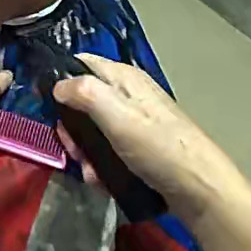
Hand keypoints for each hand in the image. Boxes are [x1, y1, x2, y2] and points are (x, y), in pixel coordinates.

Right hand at [53, 54, 250, 228]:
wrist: (200, 188)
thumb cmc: (156, 146)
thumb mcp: (115, 115)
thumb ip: (84, 93)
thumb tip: (57, 85)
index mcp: (122, 76)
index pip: (80, 63)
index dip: (60, 81)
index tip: (50, 109)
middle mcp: (128, 93)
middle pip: (83, 100)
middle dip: (72, 126)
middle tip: (74, 149)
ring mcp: (136, 120)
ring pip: (94, 128)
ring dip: (85, 150)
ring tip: (90, 172)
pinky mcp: (141, 146)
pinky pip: (109, 149)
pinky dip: (101, 163)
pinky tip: (102, 181)